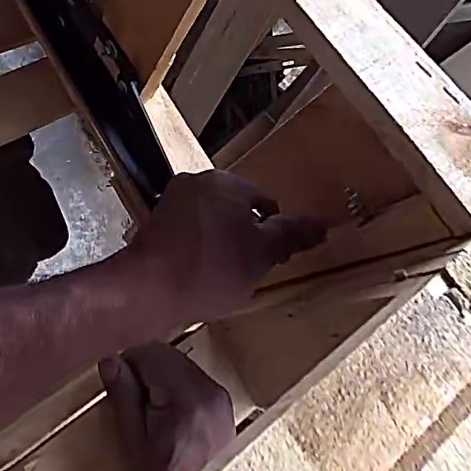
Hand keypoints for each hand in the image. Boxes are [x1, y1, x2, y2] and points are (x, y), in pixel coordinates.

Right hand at [99, 344, 234, 470]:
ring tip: (151, 412)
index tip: (118, 382)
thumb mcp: (133, 444)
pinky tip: (169, 416)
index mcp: (187, 399)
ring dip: (162, 377)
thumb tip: (109, 361)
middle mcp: (210, 391)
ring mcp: (222, 398)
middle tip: (133, 401)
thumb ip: (123, 397)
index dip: (130, 363)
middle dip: (146, 370)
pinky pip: (195, 380)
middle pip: (170, 356)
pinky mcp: (226, 406)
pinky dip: (178, 388)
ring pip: (182, 365)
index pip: (153, 354)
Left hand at [115, 170, 325, 327]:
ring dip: (221, 244)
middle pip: (237, 208)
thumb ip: (291, 235)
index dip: (274, 234)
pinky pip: (189, 232)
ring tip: (221, 277)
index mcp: (226, 182)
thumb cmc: (209, 270)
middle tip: (247, 271)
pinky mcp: (155, 221)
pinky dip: (198, 249)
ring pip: (212, 220)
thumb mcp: (261, 255)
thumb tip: (323, 222)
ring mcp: (173, 199)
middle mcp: (197, 181)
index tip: (270, 261)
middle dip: (246, 238)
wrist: (147, 289)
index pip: (266, 203)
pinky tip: (198, 275)